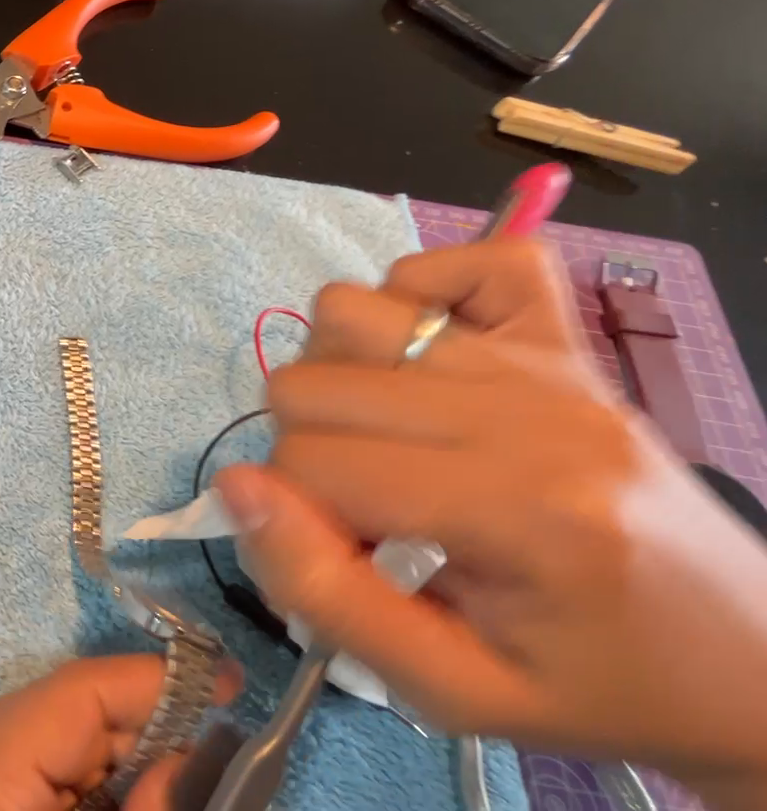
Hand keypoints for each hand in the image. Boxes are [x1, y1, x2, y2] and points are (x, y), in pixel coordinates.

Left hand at [0, 655, 239, 810]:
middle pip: (55, 715)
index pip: (76, 692)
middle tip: (210, 771)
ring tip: (157, 797)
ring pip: (34, 740)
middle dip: (137, 740)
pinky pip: (5, 767)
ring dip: (101, 771)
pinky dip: (60, 790)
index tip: (229, 682)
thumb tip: (182, 757)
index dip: (156, 682)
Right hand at [214, 239, 766, 807]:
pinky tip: (428, 362)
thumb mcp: (445, 687)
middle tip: (365, 507)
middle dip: (306, 452)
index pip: (309, 463)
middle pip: (309, 383)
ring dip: (335, 373)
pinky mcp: (567, 337)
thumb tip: (234, 486)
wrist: (748, 667)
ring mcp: (551, 363)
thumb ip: (322, 592)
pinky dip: (419, 296)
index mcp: (516, 509)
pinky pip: (467, 262)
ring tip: (383, 432)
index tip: (349, 558)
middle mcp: (530, 411)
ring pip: (350, 309)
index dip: (296, 517)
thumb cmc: (586, 684)